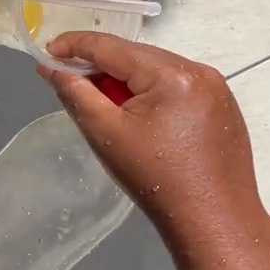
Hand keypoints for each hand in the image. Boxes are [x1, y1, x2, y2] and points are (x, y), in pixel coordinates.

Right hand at [35, 33, 262, 243]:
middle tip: (70, 80)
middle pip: (133, 55)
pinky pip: (175, 84)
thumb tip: (51, 67)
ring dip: (123, 78)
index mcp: (171, 75)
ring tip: (103, 102)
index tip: (46, 53)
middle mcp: (198, 72)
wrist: (216, 224)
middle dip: (99, 64)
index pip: (110, 47)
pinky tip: (137, 114)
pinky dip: (149, 90)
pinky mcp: (223, 106)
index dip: (73, 45)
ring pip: (153, 68)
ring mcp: (216, 89)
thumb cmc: (156, 179)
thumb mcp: (104, 132)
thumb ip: (74, 92)